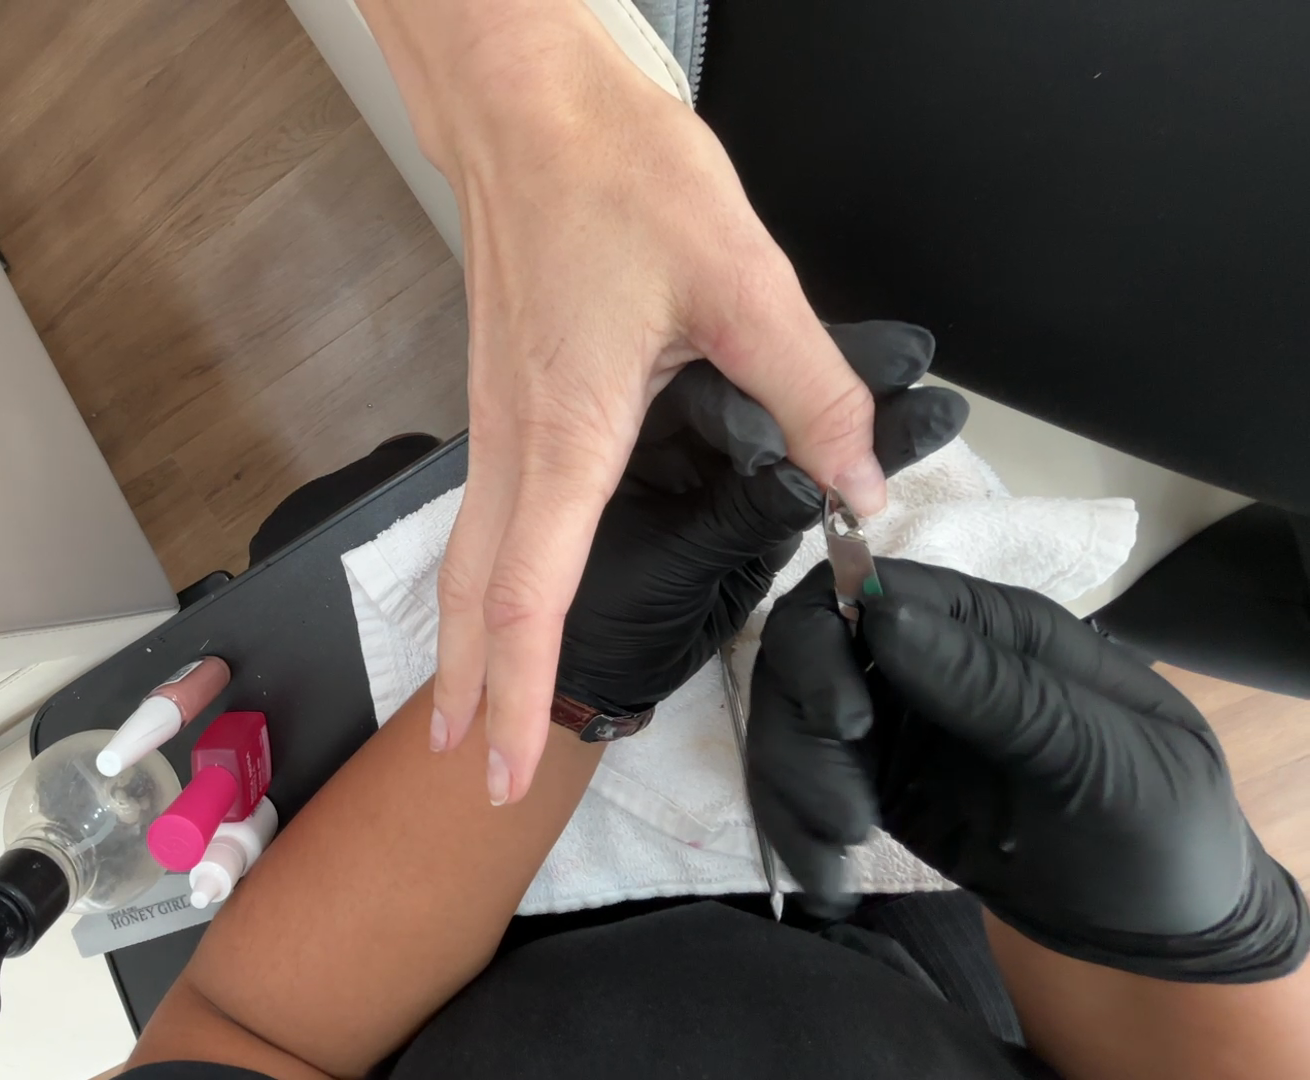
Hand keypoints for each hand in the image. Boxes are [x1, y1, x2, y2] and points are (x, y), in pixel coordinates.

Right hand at [356, 1, 888, 803]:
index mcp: (562, 437)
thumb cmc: (615, 184)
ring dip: (464, 641)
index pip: (526, 596)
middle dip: (467, 688)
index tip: (500, 765)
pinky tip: (497, 597)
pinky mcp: (497, 405)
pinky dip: (480, 580)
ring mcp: (492, 428)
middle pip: (470, 595)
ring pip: (465, 560)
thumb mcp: (742, 279)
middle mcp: (510, 448)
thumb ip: (806, 391)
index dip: (516, 692)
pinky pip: (480, 517)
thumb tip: (859, 486)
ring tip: (467, 703)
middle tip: (464, 764)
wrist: (526, 122)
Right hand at [749, 560, 1309, 981]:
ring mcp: (874, 707)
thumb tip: (881, 610)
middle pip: (798, 648)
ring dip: (793, 785)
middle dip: (799, 731)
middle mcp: (911, 653)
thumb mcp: (1105, 760)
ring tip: (839, 856)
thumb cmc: (1153, 834)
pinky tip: (825, 875)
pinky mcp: (850, 762)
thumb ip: (995, 684)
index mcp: (981, 625)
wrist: (1137, 937)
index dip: (823, 633)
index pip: (862, 585)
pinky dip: (788, 820)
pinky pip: (786, 769)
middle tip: (840, 818)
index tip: (842, 722)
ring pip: (781, 713)